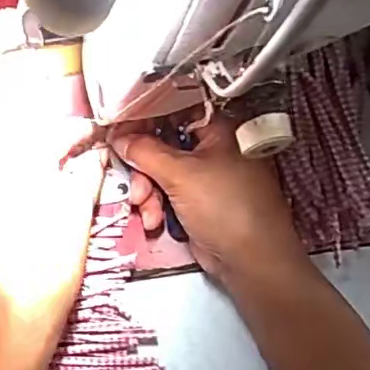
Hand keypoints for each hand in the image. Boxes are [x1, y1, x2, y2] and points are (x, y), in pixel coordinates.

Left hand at [0, 113, 105, 369]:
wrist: (12, 318)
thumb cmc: (47, 270)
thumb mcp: (76, 216)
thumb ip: (86, 175)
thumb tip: (94, 154)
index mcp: (13, 167)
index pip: (51, 131)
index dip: (81, 130)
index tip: (99, 134)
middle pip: (28, 140)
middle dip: (58, 141)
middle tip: (86, 151)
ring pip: (15, 160)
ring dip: (43, 159)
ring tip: (69, 172)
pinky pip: (5, 181)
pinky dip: (28, 179)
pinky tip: (46, 193)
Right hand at [113, 118, 308, 285]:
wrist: (250, 259)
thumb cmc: (226, 207)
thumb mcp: (181, 174)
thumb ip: (145, 151)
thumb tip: (119, 136)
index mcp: (218, 128)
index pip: (173, 110)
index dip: (144, 119)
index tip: (120, 132)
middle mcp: (211, 149)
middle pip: (161, 145)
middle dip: (143, 170)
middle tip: (137, 188)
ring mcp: (204, 178)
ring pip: (160, 174)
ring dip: (148, 194)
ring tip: (150, 212)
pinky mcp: (196, 203)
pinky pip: (166, 196)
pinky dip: (157, 208)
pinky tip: (157, 222)